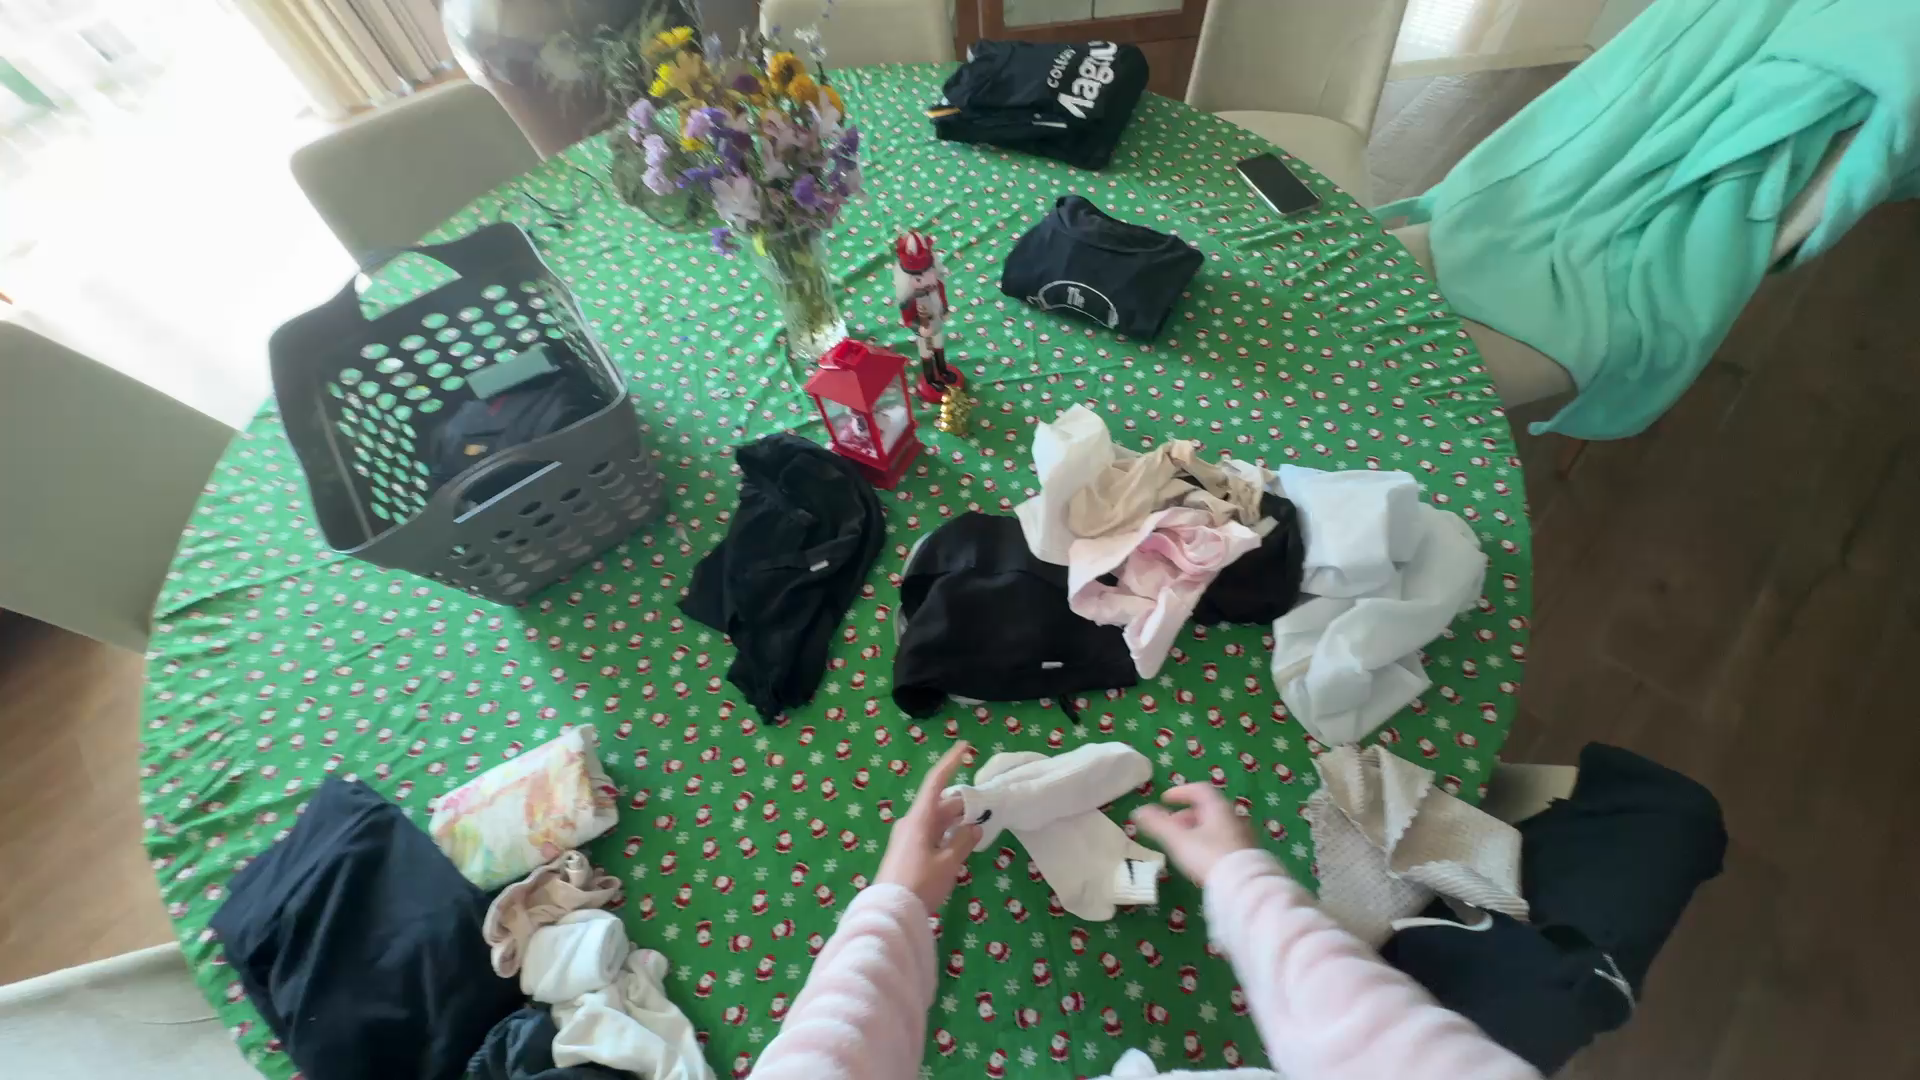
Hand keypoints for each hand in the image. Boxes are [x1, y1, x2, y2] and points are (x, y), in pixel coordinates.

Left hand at [874, 741, 981, 913]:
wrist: (889, 914)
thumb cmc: (919, 884)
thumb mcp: (947, 864)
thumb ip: (962, 843)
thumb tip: (973, 828)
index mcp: (919, 819)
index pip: (936, 782)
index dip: (950, 763)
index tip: (964, 747)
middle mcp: (911, 823)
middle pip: (939, 804)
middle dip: (961, 803)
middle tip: (984, 805)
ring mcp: (907, 838)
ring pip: (936, 820)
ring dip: (955, 821)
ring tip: (977, 824)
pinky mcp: (907, 853)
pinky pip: (930, 834)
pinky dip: (946, 833)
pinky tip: (960, 843)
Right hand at [1132, 783, 1256, 887]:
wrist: (1244, 888)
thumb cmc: (1208, 856)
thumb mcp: (1177, 839)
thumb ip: (1157, 824)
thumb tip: (1138, 811)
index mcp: (1218, 807)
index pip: (1199, 789)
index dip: (1180, 792)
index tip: (1165, 800)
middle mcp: (1234, 817)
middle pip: (1207, 809)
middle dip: (1186, 815)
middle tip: (1171, 826)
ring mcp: (1244, 836)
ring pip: (1216, 826)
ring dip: (1197, 830)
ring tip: (1183, 845)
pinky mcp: (1248, 855)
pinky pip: (1224, 840)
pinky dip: (1209, 842)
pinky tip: (1201, 859)